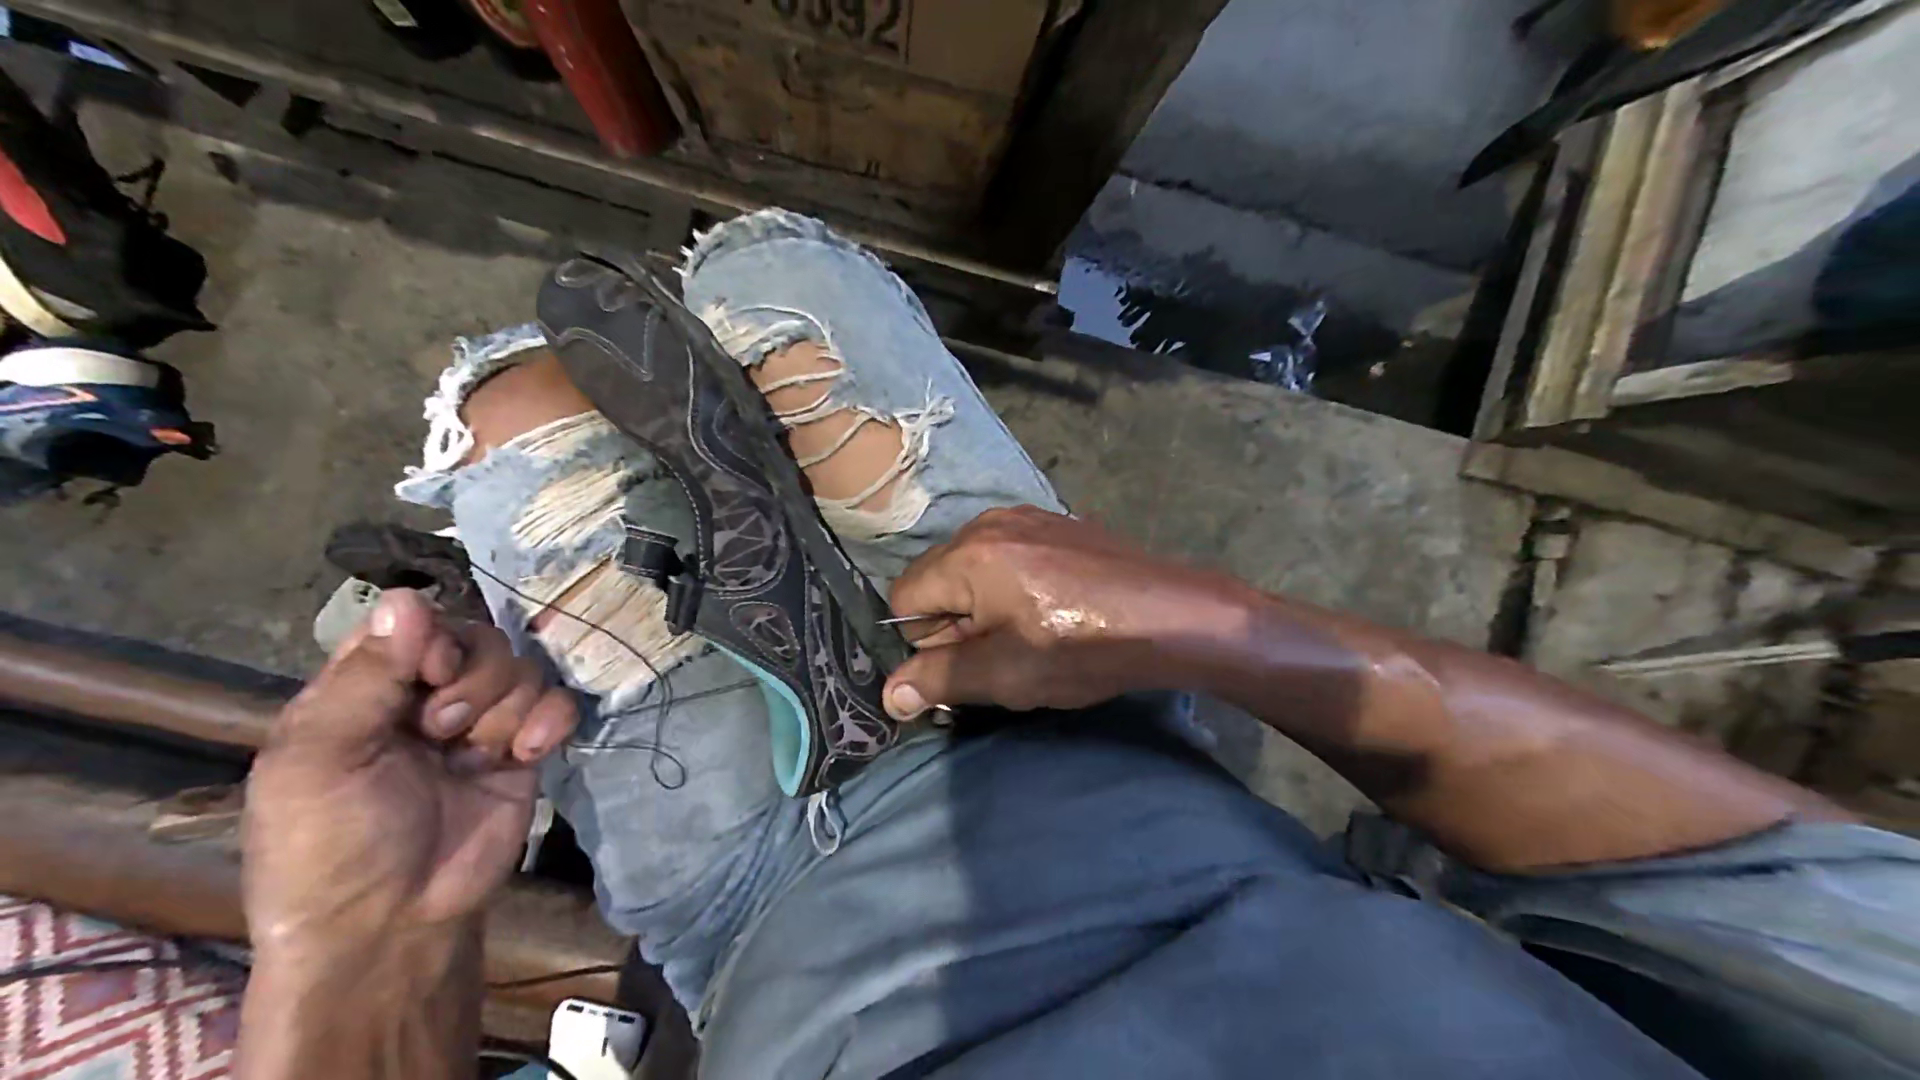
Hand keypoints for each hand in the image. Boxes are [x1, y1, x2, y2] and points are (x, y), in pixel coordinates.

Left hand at [242, 589, 577, 958]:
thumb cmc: (333, 843)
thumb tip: (408, 596)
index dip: (433, 637)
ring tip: (480, 756)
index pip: (414, 623)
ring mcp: (482, 721)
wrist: (396, 921)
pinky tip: (526, 754)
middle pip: (480, 639)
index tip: (430, 673)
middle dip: (473, 680)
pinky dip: (550, 722)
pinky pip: (558, 703)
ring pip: (523, 669)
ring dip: (506, 709)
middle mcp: (427, 697)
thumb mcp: (318, 761)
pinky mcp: (526, 746)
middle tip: (442, 730)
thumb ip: (364, 678)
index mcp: (365, 690)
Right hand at [882, 507, 1251, 717]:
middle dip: (955, 623)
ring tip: (1030, 634)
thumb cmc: (1082, 649)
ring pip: (974, 569)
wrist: (1174, 616)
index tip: (964, 665)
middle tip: (1001, 655)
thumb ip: (939, 679)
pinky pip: (1008, 556)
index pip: (904, 598)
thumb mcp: (1005, 673)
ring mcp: (1027, 517)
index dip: (924, 641)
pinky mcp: (1056, 524)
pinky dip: (1012, 586)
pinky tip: (1052, 611)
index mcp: (968, 553)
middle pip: (938, 580)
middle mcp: (989, 522)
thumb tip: (889, 694)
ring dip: (984, 606)